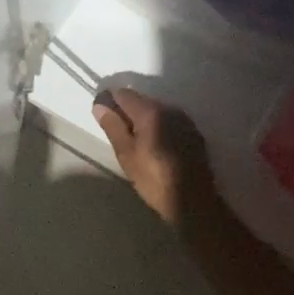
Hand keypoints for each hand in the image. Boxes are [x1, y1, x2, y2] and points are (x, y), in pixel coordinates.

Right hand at [91, 88, 214, 224]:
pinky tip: (156, 146)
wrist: (194, 201)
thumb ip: (112, 126)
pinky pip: (169, 121)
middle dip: (126, 112)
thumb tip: (99, 106)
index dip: (109, 101)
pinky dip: (158, 127)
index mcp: (150, 111)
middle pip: (140, 100)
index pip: (123, 94)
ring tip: (136, 143)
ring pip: (156, 111)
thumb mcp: (126, 154)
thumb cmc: (154, 179)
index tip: (102, 117)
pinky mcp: (193, 132)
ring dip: (143, 120)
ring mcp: (184, 119)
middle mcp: (169, 108)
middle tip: (117, 134)